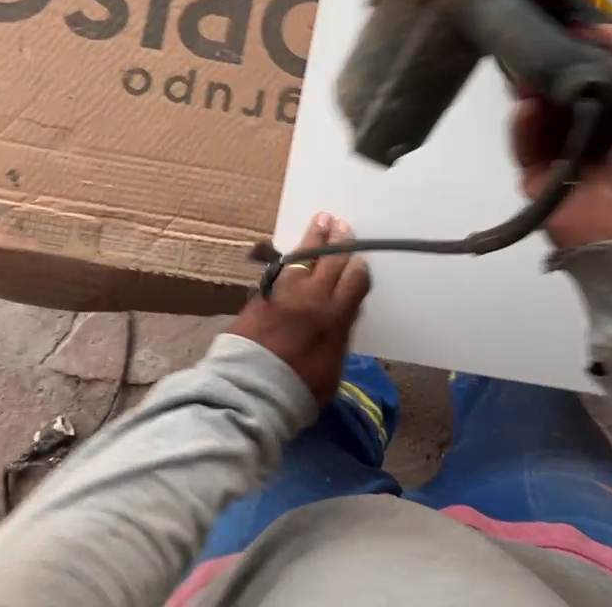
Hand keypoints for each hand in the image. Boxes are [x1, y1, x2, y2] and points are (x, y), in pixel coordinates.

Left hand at [228, 214, 370, 403]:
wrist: (251, 389)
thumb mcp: (332, 370)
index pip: (354, 281)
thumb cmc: (297, 390)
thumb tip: (342, 319)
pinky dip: (291, 257)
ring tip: (321, 220)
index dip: (358, 268)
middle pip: (331, 261)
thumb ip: (339, 339)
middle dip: (339, 242)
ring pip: (304, 256)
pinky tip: (293, 251)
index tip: (360, 259)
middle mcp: (313, 297)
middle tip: (343, 225)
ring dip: (314, 237)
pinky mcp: (263, 294)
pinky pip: (281, 267)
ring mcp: (285, 292)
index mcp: (335, 317)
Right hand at [513, 26, 611, 250]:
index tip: (560, 20)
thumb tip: (593, 30)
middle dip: (549, 62)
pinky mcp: (538, 174)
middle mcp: (597, 122)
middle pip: (562, 81)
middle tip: (534, 46)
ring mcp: (565, 149)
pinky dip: (521, 124)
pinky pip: (522, 142)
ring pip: (537, 107)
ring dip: (531, 88)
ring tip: (528, 77)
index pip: (598, 62)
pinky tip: (527, 109)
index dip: (580, 40)